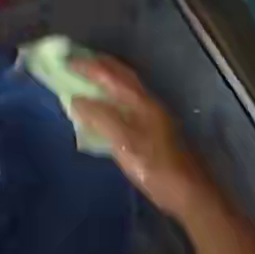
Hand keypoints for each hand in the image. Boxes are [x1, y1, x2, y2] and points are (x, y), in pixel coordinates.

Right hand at [71, 55, 214, 217]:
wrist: (189, 193)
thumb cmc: (155, 168)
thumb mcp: (123, 142)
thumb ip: (100, 118)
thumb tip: (76, 99)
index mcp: (140, 101)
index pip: (110, 75)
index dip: (88, 66)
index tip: (65, 61)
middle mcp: (148, 102)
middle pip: (122, 74)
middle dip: (100, 64)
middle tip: (76, 61)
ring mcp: (153, 115)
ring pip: (126, 87)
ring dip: (107, 77)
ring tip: (86, 78)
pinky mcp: (154, 129)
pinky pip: (127, 101)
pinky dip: (112, 94)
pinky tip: (104, 105)